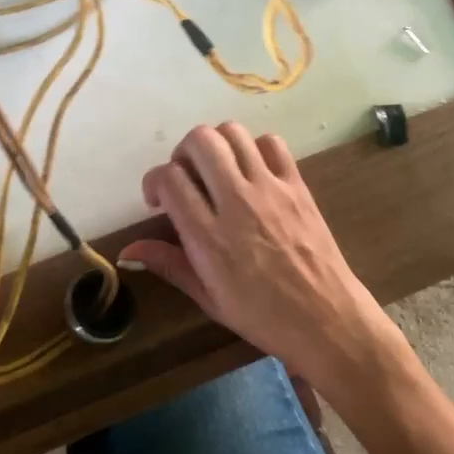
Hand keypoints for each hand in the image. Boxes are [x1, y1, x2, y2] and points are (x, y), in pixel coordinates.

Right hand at [119, 123, 397, 383]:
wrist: (326, 320)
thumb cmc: (262, 316)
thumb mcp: (208, 297)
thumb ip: (169, 264)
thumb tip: (126, 252)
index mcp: (209, 236)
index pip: (169, 178)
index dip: (155, 182)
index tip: (159, 201)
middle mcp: (236, 202)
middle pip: (200, 141)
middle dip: (183, 152)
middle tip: (187, 178)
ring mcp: (270, 189)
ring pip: (233, 133)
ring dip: (217, 145)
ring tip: (218, 170)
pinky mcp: (297, 184)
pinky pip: (272, 143)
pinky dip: (255, 148)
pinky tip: (253, 172)